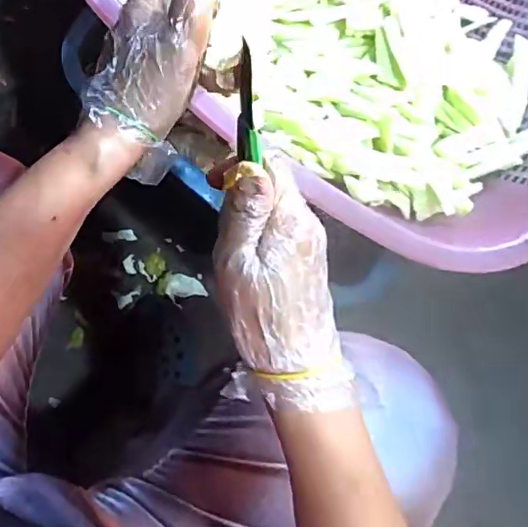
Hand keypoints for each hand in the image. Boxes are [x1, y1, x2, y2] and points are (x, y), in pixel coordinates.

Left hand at [82, 0, 215, 144]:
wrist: (116, 132)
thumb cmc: (152, 89)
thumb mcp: (182, 45)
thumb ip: (191, 6)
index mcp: (139, 9)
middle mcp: (125, 21)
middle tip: (208, 15)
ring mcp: (120, 45)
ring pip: (151, 20)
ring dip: (176, 23)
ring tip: (201, 42)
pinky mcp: (122, 66)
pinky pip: (148, 44)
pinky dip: (166, 45)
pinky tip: (180, 65)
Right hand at [213, 160, 353, 410]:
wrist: (297, 364)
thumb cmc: (258, 313)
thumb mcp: (237, 260)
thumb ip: (244, 212)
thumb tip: (250, 168)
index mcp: (291, 218)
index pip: (273, 164)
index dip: (242, 162)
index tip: (215, 182)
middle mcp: (309, 221)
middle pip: (277, 180)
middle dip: (244, 182)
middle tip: (216, 205)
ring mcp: (312, 238)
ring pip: (279, 200)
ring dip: (251, 203)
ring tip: (228, 232)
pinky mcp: (310, 253)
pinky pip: (283, 220)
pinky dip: (262, 220)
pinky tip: (246, 246)